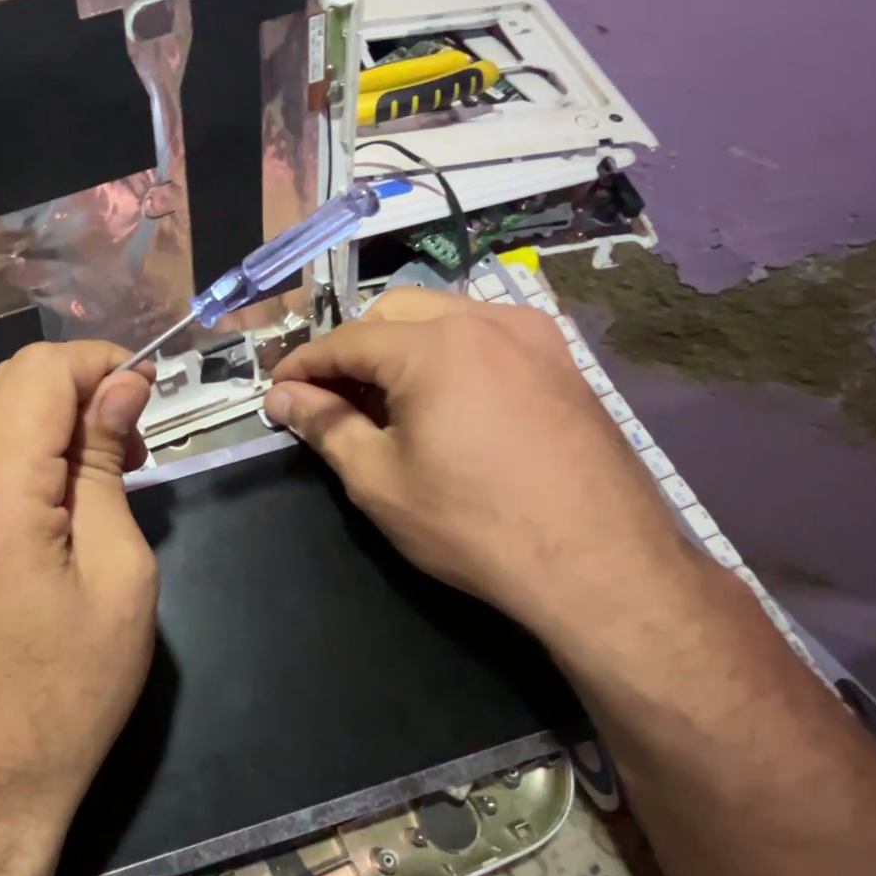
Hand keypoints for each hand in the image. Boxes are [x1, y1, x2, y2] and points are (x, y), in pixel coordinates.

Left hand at [0, 342, 156, 823]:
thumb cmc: (67, 693)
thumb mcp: (117, 576)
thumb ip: (106, 466)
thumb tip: (121, 387)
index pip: (39, 374)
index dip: (100, 364)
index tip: (148, 390)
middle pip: (6, 383)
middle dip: (75, 389)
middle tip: (132, 439)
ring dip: (46, 420)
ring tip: (101, 471)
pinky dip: (16, 451)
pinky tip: (53, 494)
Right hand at [265, 287, 696, 643]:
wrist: (599, 562)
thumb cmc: (472, 523)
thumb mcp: (378, 479)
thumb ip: (325, 426)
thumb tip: (281, 398)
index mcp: (434, 346)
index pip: (346, 340)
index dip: (303, 365)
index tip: (277, 392)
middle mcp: (485, 321)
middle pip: (393, 313)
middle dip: (352, 349)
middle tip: (329, 400)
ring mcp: (533, 337)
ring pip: (442, 317)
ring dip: (399, 348)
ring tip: (382, 403)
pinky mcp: (562, 362)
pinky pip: (485, 336)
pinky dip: (446, 355)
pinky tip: (440, 403)